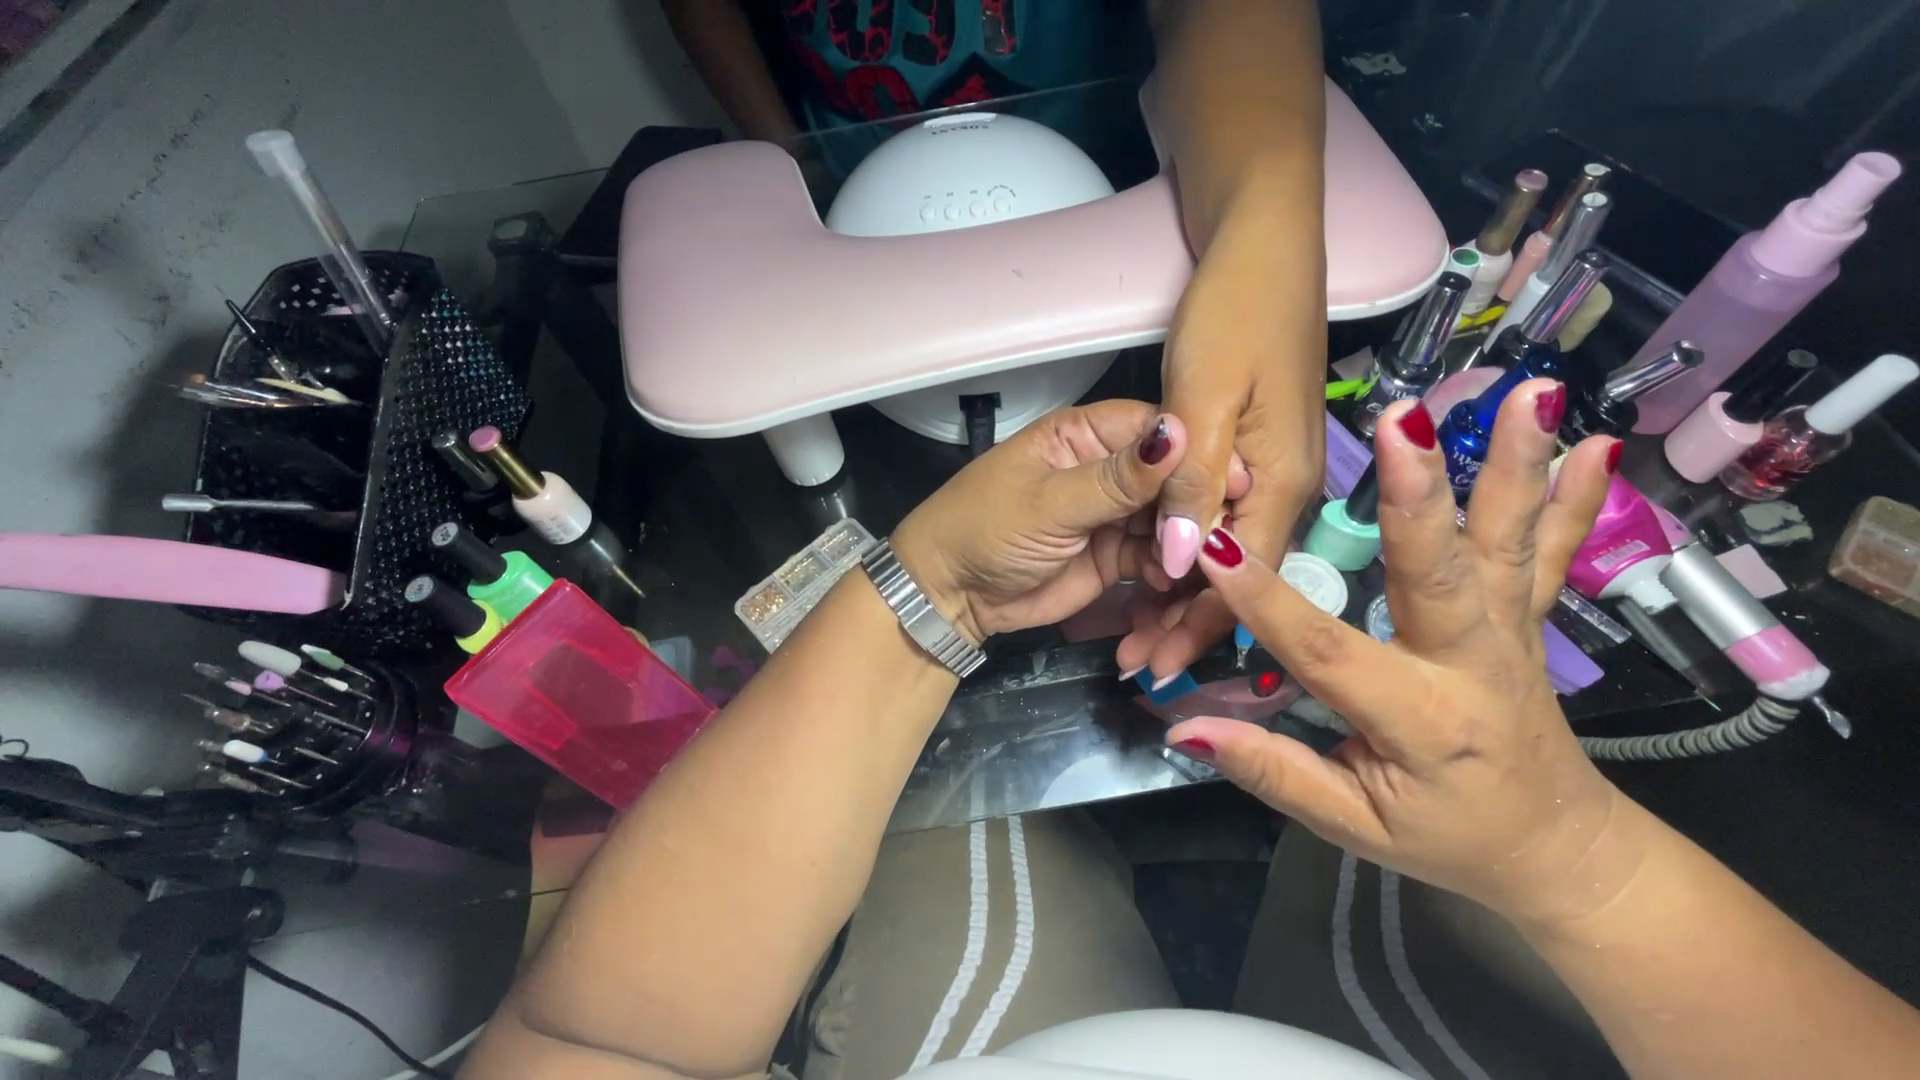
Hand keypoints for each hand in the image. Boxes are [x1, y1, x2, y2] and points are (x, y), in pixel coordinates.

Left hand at [890, 401, 1248, 646]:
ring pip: (1172, 523)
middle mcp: (1110, 468)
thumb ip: (1116, 479)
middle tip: (1225, 542)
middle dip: (1198, 509)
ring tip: (1204, 573)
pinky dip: (1170, 577)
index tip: (1235, 484)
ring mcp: (1116, 514)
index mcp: (1086, 434)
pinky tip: (1175, 591)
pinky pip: (1158, 561)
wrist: (951, 595)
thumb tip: (1179, 432)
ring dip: (1189, 548)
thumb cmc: (985, 529)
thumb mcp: (1049, 502)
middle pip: (1174, 479)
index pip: (1157, 430)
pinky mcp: (1117, 557)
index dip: (1197, 454)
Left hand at [1120, 230, 1326, 683]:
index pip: (1241, 567)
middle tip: (1141, 668)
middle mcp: (1270, 482)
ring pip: (1210, 558)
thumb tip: (1187, 561)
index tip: (1160, 660)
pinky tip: (1144, 599)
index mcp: (1275, 471)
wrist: (1255, 244)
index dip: (1201, 616)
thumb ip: (1180, 479)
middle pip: (1228, 572)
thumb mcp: (1203, 392)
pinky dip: (1172, 565)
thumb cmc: (1233, 311)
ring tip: (1135, 651)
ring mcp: (1245, 473)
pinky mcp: (1226, 458)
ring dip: (1173, 602)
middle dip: (1185, 621)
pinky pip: (1199, 528)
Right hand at [1164, 385, 1639, 927]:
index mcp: (1418, 718)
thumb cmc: (1449, 840)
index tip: (1215, 544)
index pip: (1324, 648)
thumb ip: (1272, 772)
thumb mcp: (1353, 824)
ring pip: (1507, 545)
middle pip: (1438, 572)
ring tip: (1530, 394)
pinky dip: (1575, 497)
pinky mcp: (1528, 621)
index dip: (1263, 599)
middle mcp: (1472, 663)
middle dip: (1415, 494)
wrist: (1560, 850)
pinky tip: (1598, 443)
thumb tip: (1183, 729)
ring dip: (1516, 466)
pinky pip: (1551, 555)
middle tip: (1401, 423)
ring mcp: (1511, 634)